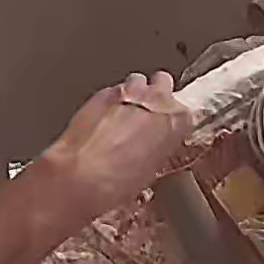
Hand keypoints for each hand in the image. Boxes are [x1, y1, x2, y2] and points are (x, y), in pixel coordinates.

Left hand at [37, 71, 191, 223]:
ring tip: (122, 117)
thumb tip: (152, 148)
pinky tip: (101, 121)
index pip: (183, 110)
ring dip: (132, 94)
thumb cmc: (117, 181)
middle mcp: (156, 100)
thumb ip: (159, 147)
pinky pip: (111, 91)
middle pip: (163, 82)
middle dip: (155, 94)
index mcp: (176, 121)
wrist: (80, 176)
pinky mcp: (102, 92)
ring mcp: (129, 92)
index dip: (172, 119)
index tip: (165, 127)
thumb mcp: (153, 170)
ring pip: (137, 81)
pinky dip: (108, 102)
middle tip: (146, 115)